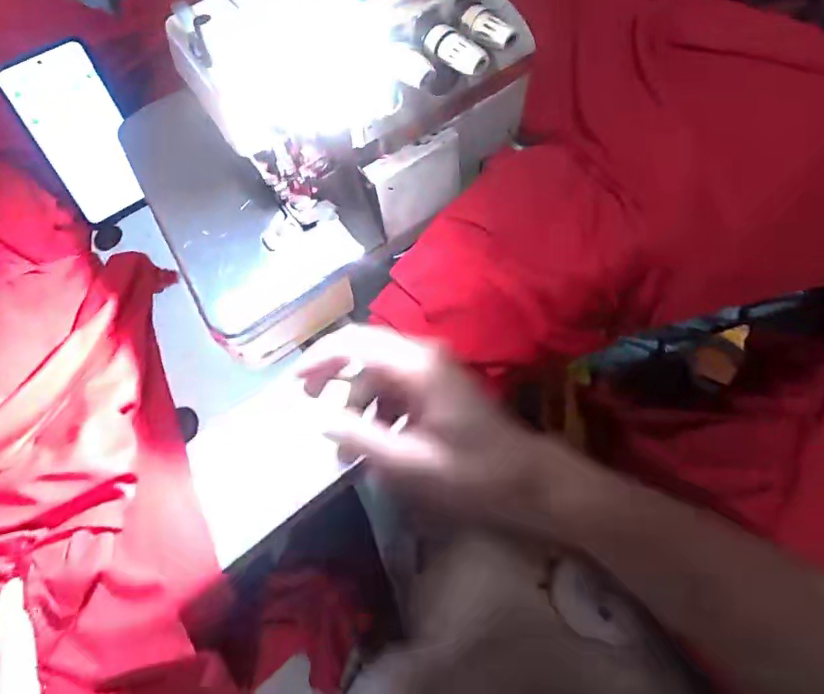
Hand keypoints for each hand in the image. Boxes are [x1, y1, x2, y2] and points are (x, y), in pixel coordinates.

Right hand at [297, 324, 565, 532]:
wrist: (529, 480)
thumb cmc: (473, 473)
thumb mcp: (412, 464)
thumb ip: (362, 440)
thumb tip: (322, 420)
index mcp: (416, 365)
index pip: (355, 342)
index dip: (320, 357)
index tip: (295, 381)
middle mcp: (422, 354)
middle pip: (363, 348)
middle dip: (332, 372)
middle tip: (309, 400)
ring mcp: (431, 366)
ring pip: (377, 369)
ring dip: (357, 398)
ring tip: (348, 444)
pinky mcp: (436, 382)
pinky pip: (394, 382)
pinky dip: (377, 405)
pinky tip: (377, 439)